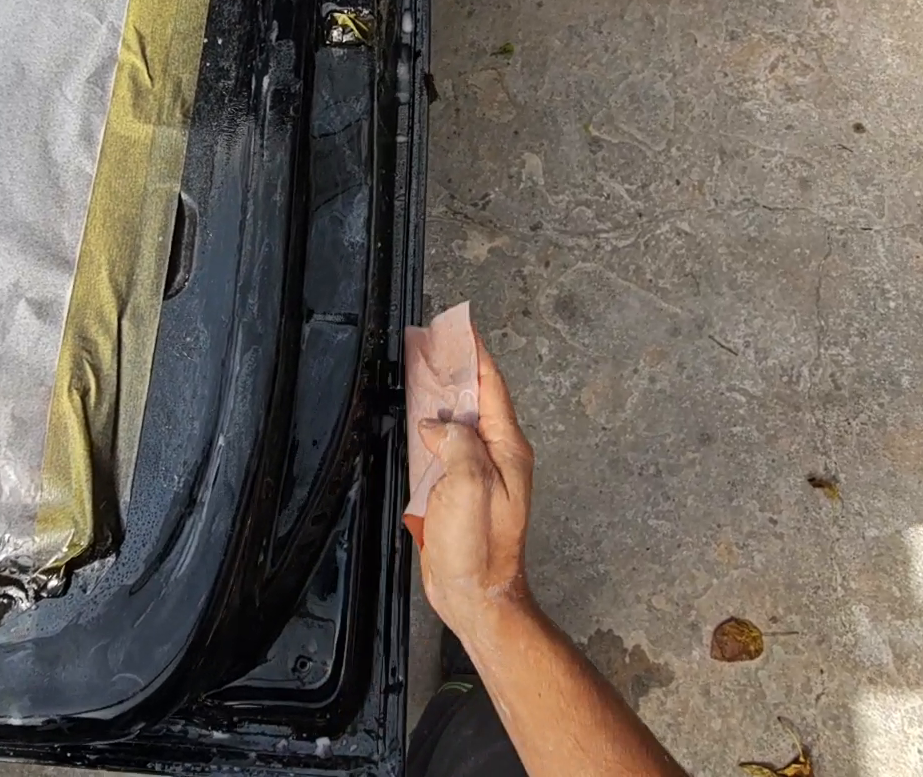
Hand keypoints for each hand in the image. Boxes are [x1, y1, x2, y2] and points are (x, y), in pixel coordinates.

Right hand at [416, 332, 536, 641]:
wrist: (476, 595)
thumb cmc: (481, 547)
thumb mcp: (471, 486)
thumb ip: (456, 444)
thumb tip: (435, 425)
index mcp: (507, 448)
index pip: (492, 387)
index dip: (475, 355)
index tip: (462, 328)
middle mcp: (495, 454)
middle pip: (474, 398)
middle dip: (454, 367)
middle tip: (431, 341)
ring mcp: (477, 470)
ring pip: (456, 419)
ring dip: (439, 393)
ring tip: (419, 367)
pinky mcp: (458, 486)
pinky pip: (443, 444)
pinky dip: (429, 424)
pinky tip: (415, 414)